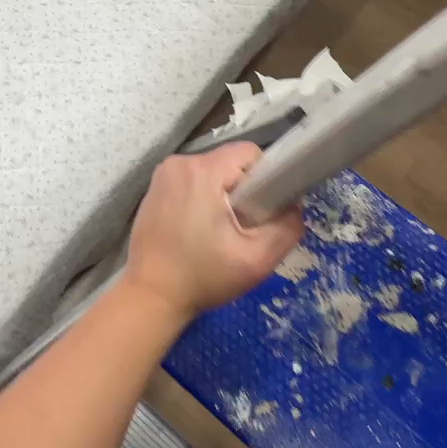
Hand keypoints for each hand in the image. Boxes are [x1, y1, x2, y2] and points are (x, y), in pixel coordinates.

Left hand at [122, 142, 305, 322]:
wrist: (151, 294)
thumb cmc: (204, 277)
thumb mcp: (257, 259)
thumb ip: (286, 228)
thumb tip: (294, 205)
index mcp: (202, 171)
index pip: (249, 153)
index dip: (266, 178)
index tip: (265, 209)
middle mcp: (179, 163)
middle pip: (229, 163)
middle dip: (244, 190)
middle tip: (244, 227)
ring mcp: (163, 174)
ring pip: (211, 172)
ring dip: (223, 196)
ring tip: (221, 232)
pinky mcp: (155, 188)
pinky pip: (192, 181)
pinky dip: (203, 199)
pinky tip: (201, 230)